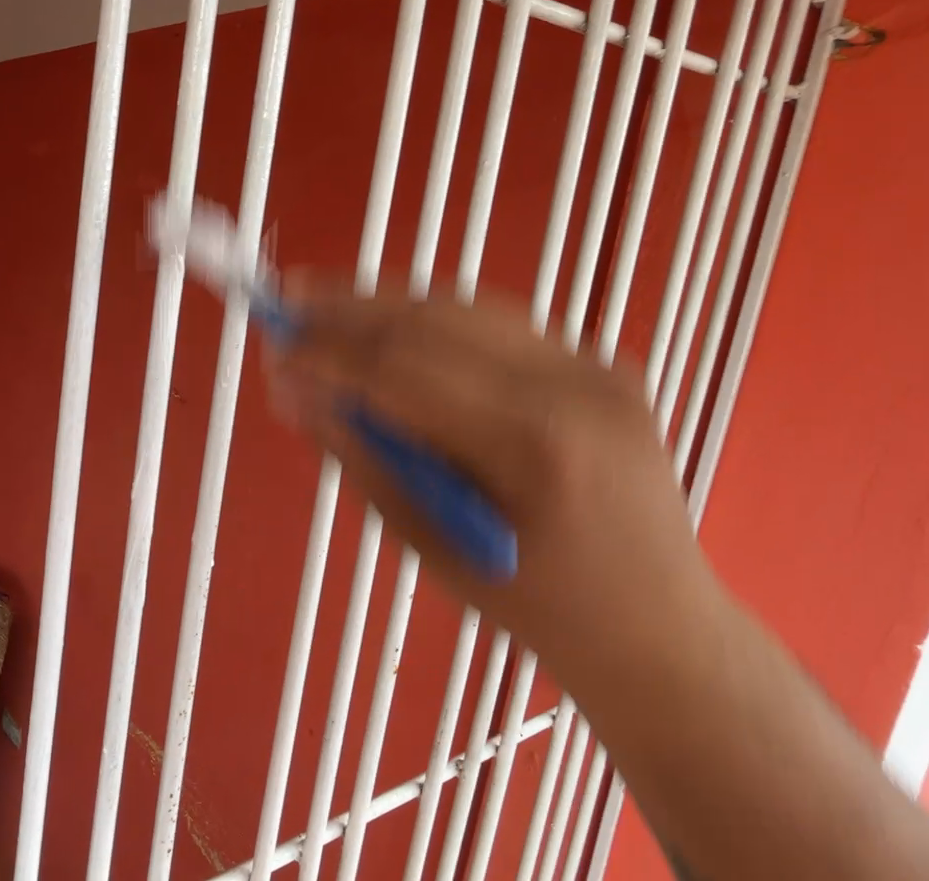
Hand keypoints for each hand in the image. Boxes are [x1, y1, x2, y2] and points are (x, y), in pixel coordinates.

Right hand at [260, 272, 718, 676]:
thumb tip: (294, 392)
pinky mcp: (600, 363)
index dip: (327, 353)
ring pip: (465, 308)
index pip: (402, 371)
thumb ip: (358, 455)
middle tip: (284, 304)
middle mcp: (573, 386)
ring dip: (386, 305)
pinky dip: (431, 321)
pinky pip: (496, 325)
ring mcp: (596, 367)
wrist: (656, 623)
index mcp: (532, 445)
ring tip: (322, 305)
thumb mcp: (426, 542)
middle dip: (348, 311)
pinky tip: (388, 328)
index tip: (272, 350)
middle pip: (433, 320)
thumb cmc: (531, 605)